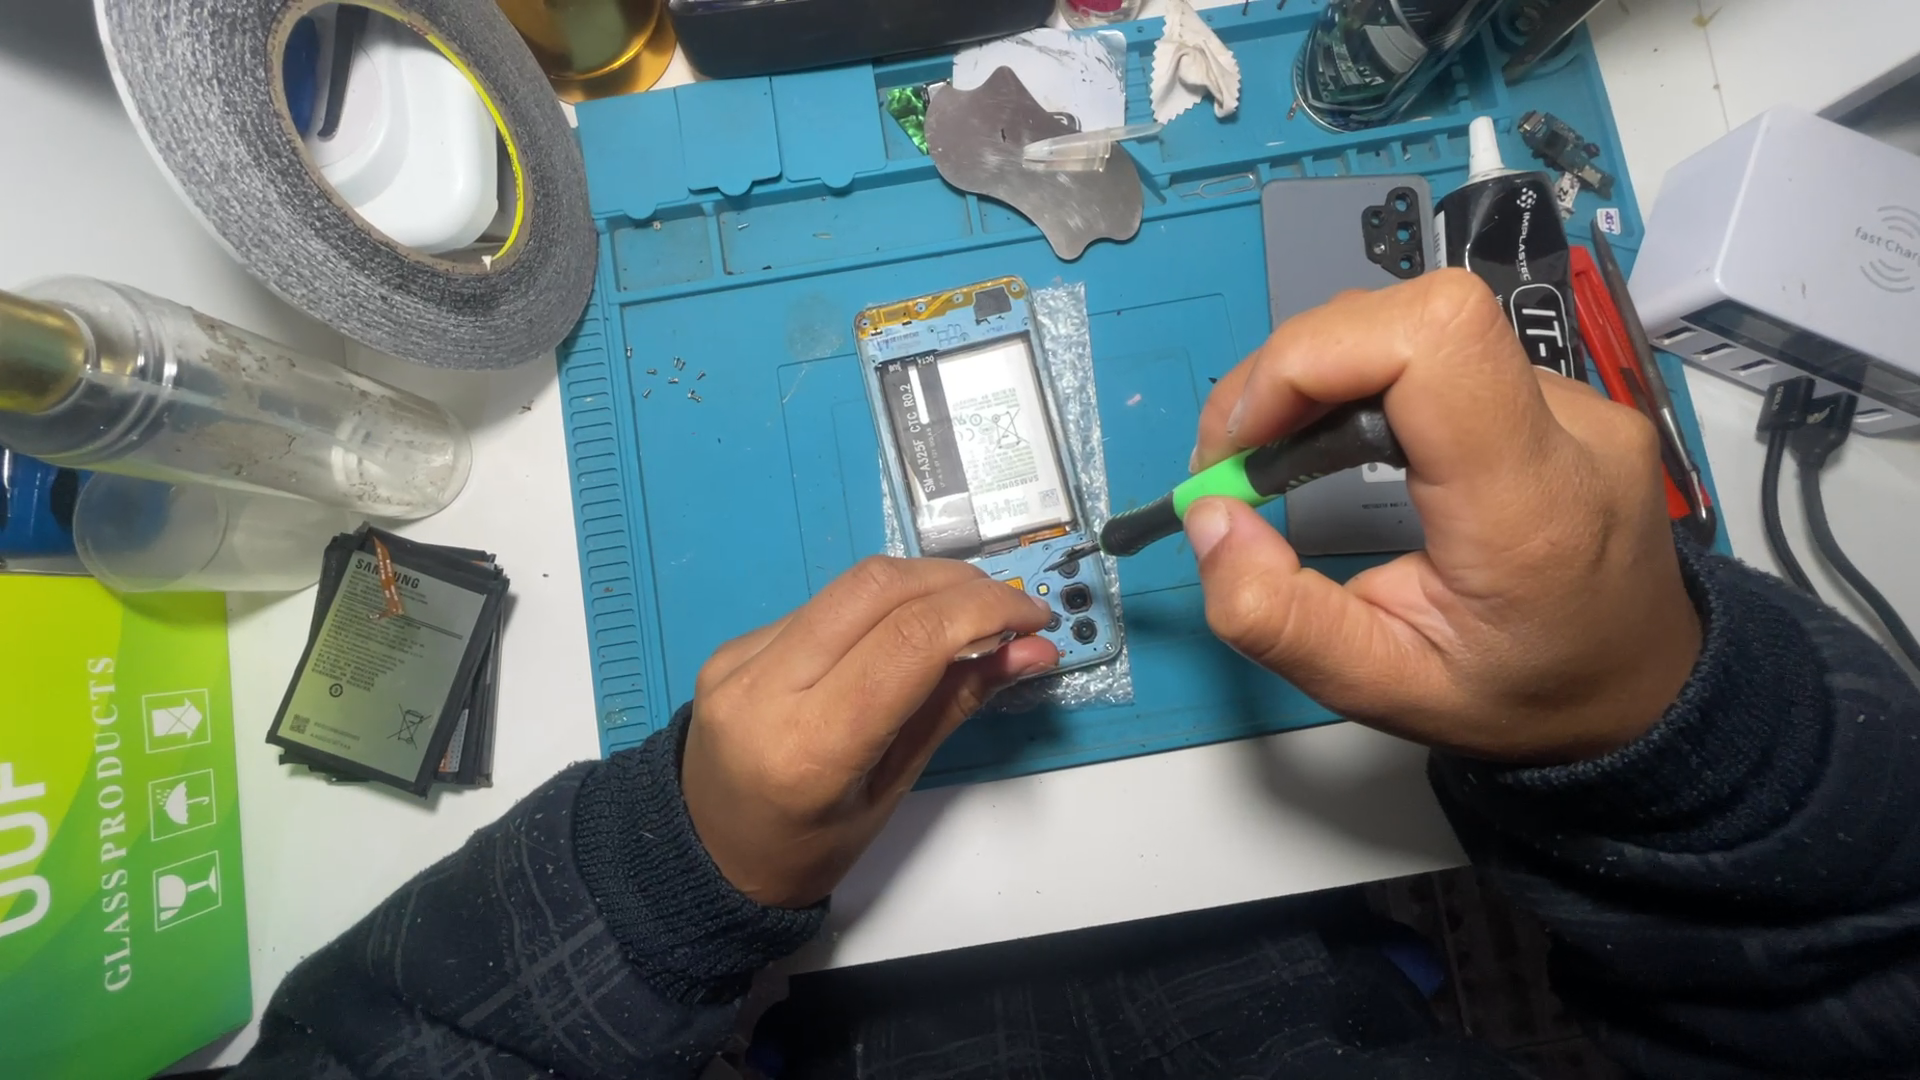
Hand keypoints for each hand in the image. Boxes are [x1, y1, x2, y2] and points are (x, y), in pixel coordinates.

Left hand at [681, 557, 1057, 906]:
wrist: (705, 855)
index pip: (909, 640)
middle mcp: (765, 685)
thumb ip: (958, 703)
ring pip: (851, 584)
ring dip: (924, 584)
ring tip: (968, 613)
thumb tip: (1031, 650)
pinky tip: (905, 629)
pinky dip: (882, 604)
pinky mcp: (736, 642)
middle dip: (958, 582)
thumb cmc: (810, 848)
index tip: (1033, 616)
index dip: (985, 611)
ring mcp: (741, 656)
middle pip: (877, 586)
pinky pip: (825, 603)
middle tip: (1006, 607)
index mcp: (810, 746)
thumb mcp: (894, 788)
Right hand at [1188, 270, 1699, 762]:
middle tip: (1233, 459)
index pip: (1432, 339)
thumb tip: (1210, 516)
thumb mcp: (1375, 690)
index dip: (1308, 361)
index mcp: (1527, 502)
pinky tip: (1320, 441)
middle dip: (1285, 372)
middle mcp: (1563, 424)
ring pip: (1406, 324)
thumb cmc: (1511, 697)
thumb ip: (1277, 620)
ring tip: (1267, 453)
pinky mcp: (1543, 395)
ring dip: (1306, 375)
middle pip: (1407, 317)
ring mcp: (1564, 399)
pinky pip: (1422, 350)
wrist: (1639, 691)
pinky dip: (1342, 381)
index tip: (1243, 443)